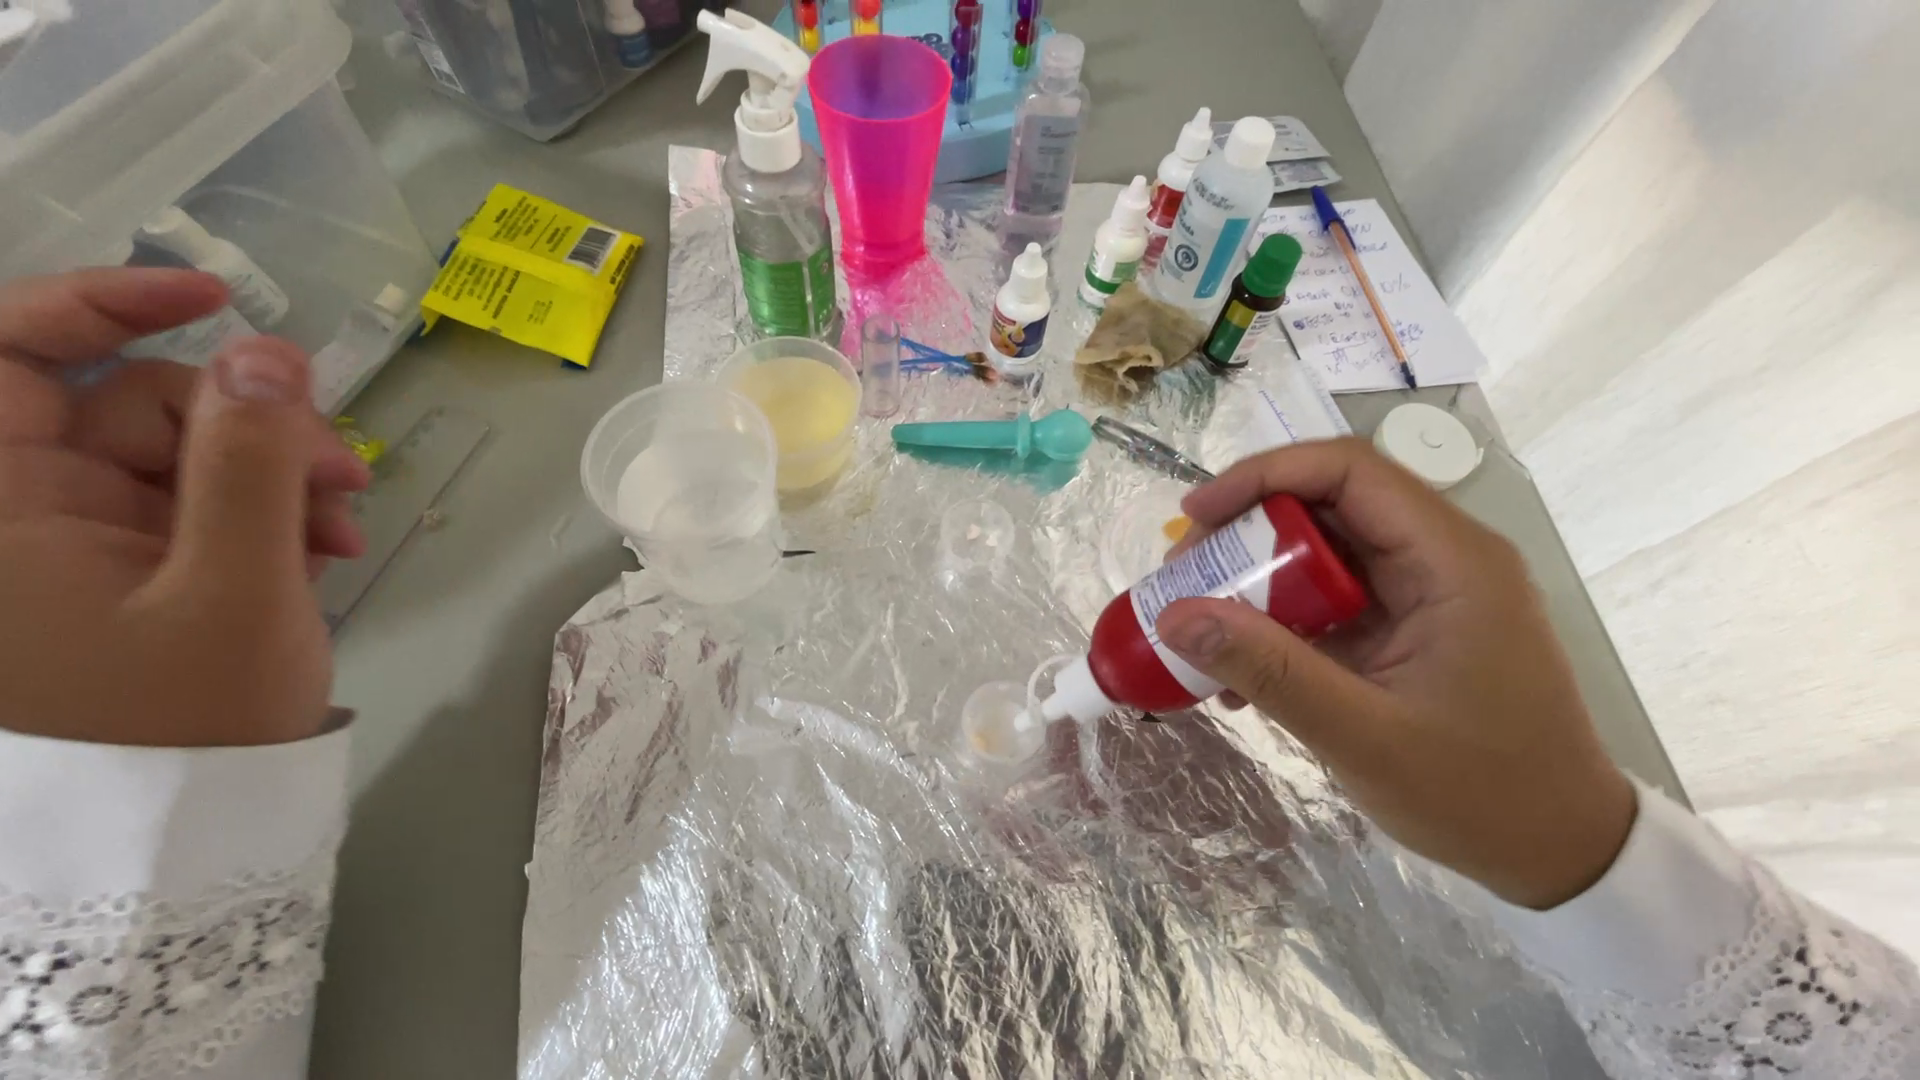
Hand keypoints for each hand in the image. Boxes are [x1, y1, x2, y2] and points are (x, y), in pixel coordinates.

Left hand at [0, 269, 369, 745]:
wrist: (180, 827)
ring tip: (345, 532)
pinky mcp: (134, 568)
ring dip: (279, 479)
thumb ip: (252, 462)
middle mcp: (24, 508)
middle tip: (346, 475)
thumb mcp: (237, 585)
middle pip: (137, 406)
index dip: (101, 302)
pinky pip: (204, 506)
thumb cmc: (186, 715)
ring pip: (189, 457)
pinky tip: (319, 554)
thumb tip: (268, 351)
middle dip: (253, 426)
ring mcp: (82, 540)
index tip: (220, 299)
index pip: (1, 353)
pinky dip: (266, 518)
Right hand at [1153, 439, 1636, 909]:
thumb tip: (1174, 616)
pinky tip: (1239, 668)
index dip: (1262, 476)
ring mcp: (1426, 593)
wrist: (1561, 852)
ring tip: (1200, 623)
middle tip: (1185, 576)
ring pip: (1321, 552)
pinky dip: (1278, 619)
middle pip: (1327, 505)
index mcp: (1452, 561)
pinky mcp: (1409, 626)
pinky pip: (1330, 599)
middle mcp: (1442, 558)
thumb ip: (1267, 669)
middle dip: (1243, 531)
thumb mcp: (1361, 735)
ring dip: (1253, 579)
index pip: (1348, 471)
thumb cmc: (1480, 794)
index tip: (1194, 514)